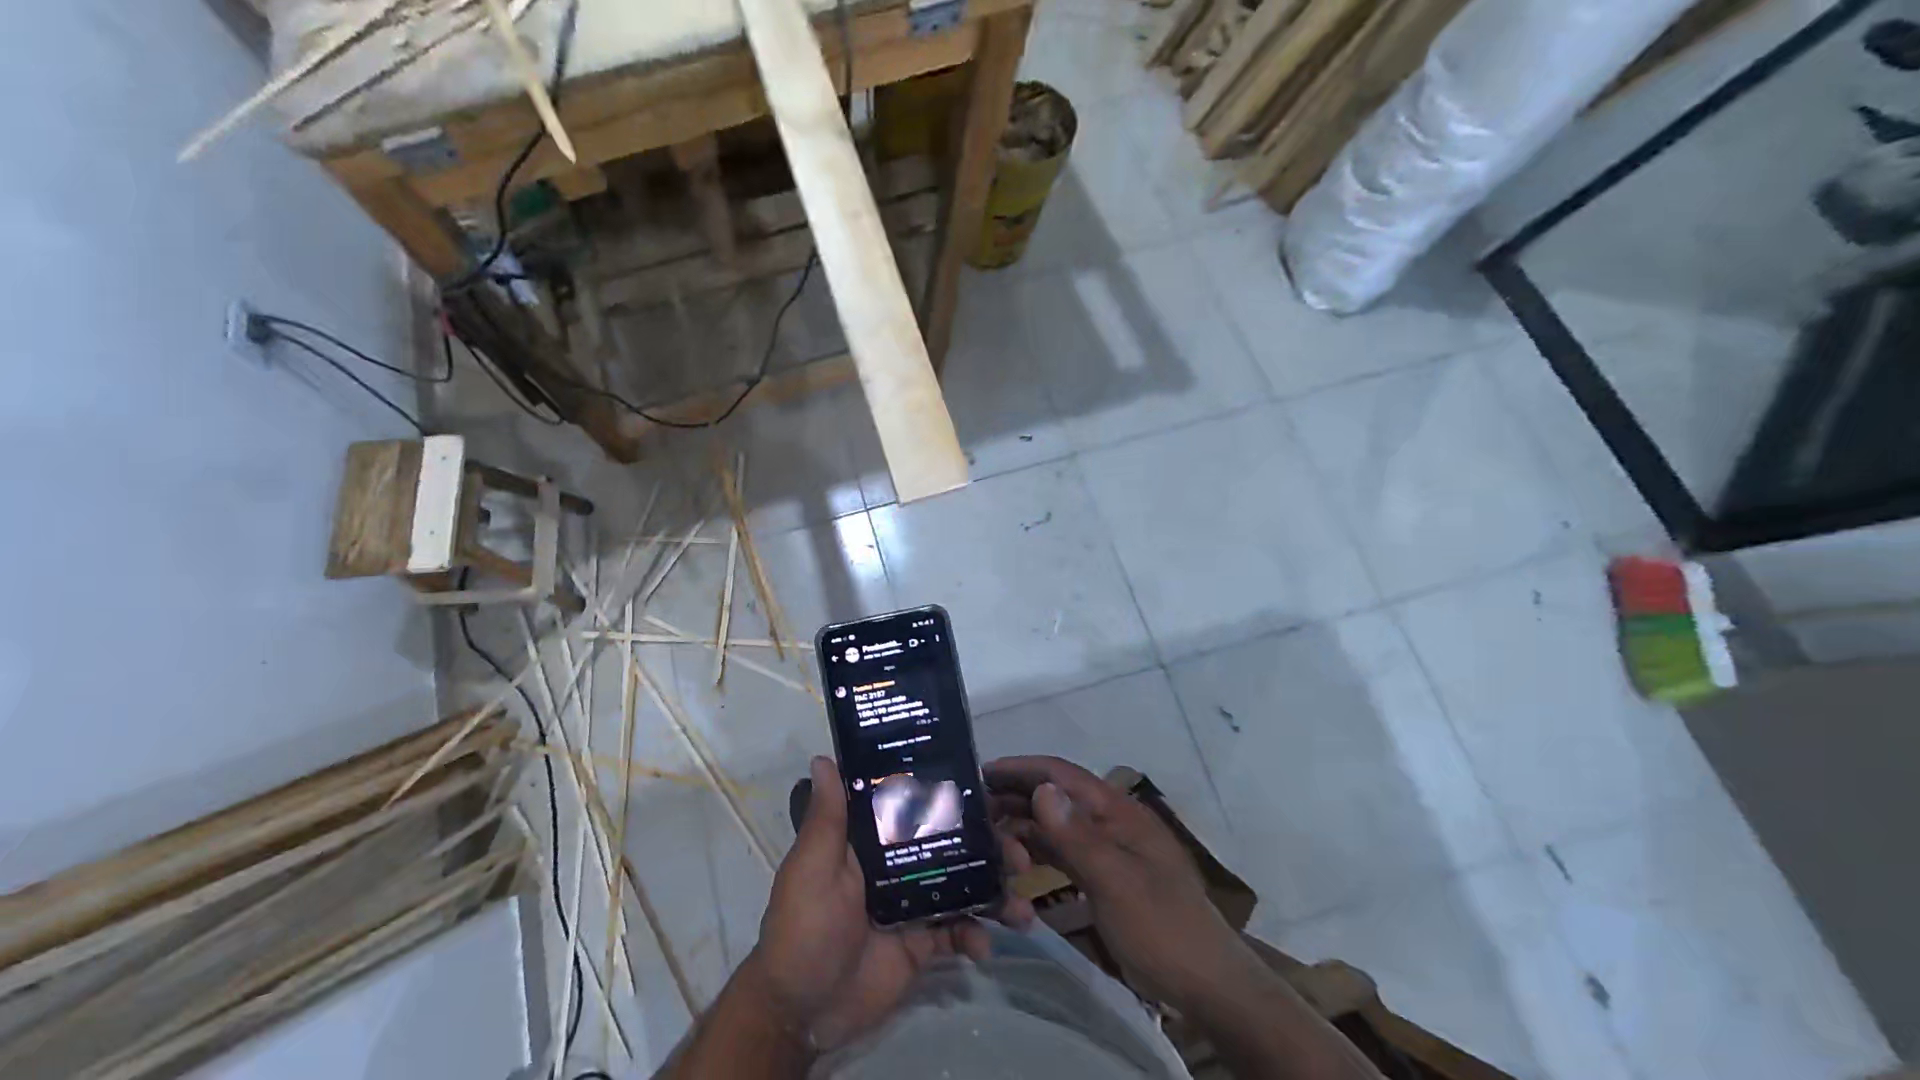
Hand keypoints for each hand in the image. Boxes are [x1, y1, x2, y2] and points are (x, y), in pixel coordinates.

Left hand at [752, 757, 1030, 1049]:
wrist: (804, 1010)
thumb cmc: (806, 926)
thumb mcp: (813, 866)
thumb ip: (827, 817)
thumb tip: (823, 758)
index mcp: (872, 840)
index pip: (917, 806)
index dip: (953, 796)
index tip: (991, 790)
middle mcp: (898, 864)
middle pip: (953, 844)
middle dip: (991, 846)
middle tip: (1021, 854)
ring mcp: (914, 902)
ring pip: (965, 885)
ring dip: (996, 892)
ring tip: (1021, 907)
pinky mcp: (923, 941)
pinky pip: (958, 931)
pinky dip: (976, 936)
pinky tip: (983, 946)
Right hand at [985, 756, 1271, 1013]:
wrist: (1206, 984)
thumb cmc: (1161, 927)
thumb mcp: (1116, 881)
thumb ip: (1077, 836)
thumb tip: (1040, 789)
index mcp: (1118, 811)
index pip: (1062, 774)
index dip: (1021, 768)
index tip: (981, 772)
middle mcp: (1112, 821)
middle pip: (1057, 796)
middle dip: (1017, 795)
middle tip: (973, 808)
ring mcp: (1110, 848)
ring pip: (1058, 823)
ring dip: (1025, 822)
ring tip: (986, 830)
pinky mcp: (1107, 875)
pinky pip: (1065, 851)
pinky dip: (1039, 849)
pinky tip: (1016, 857)